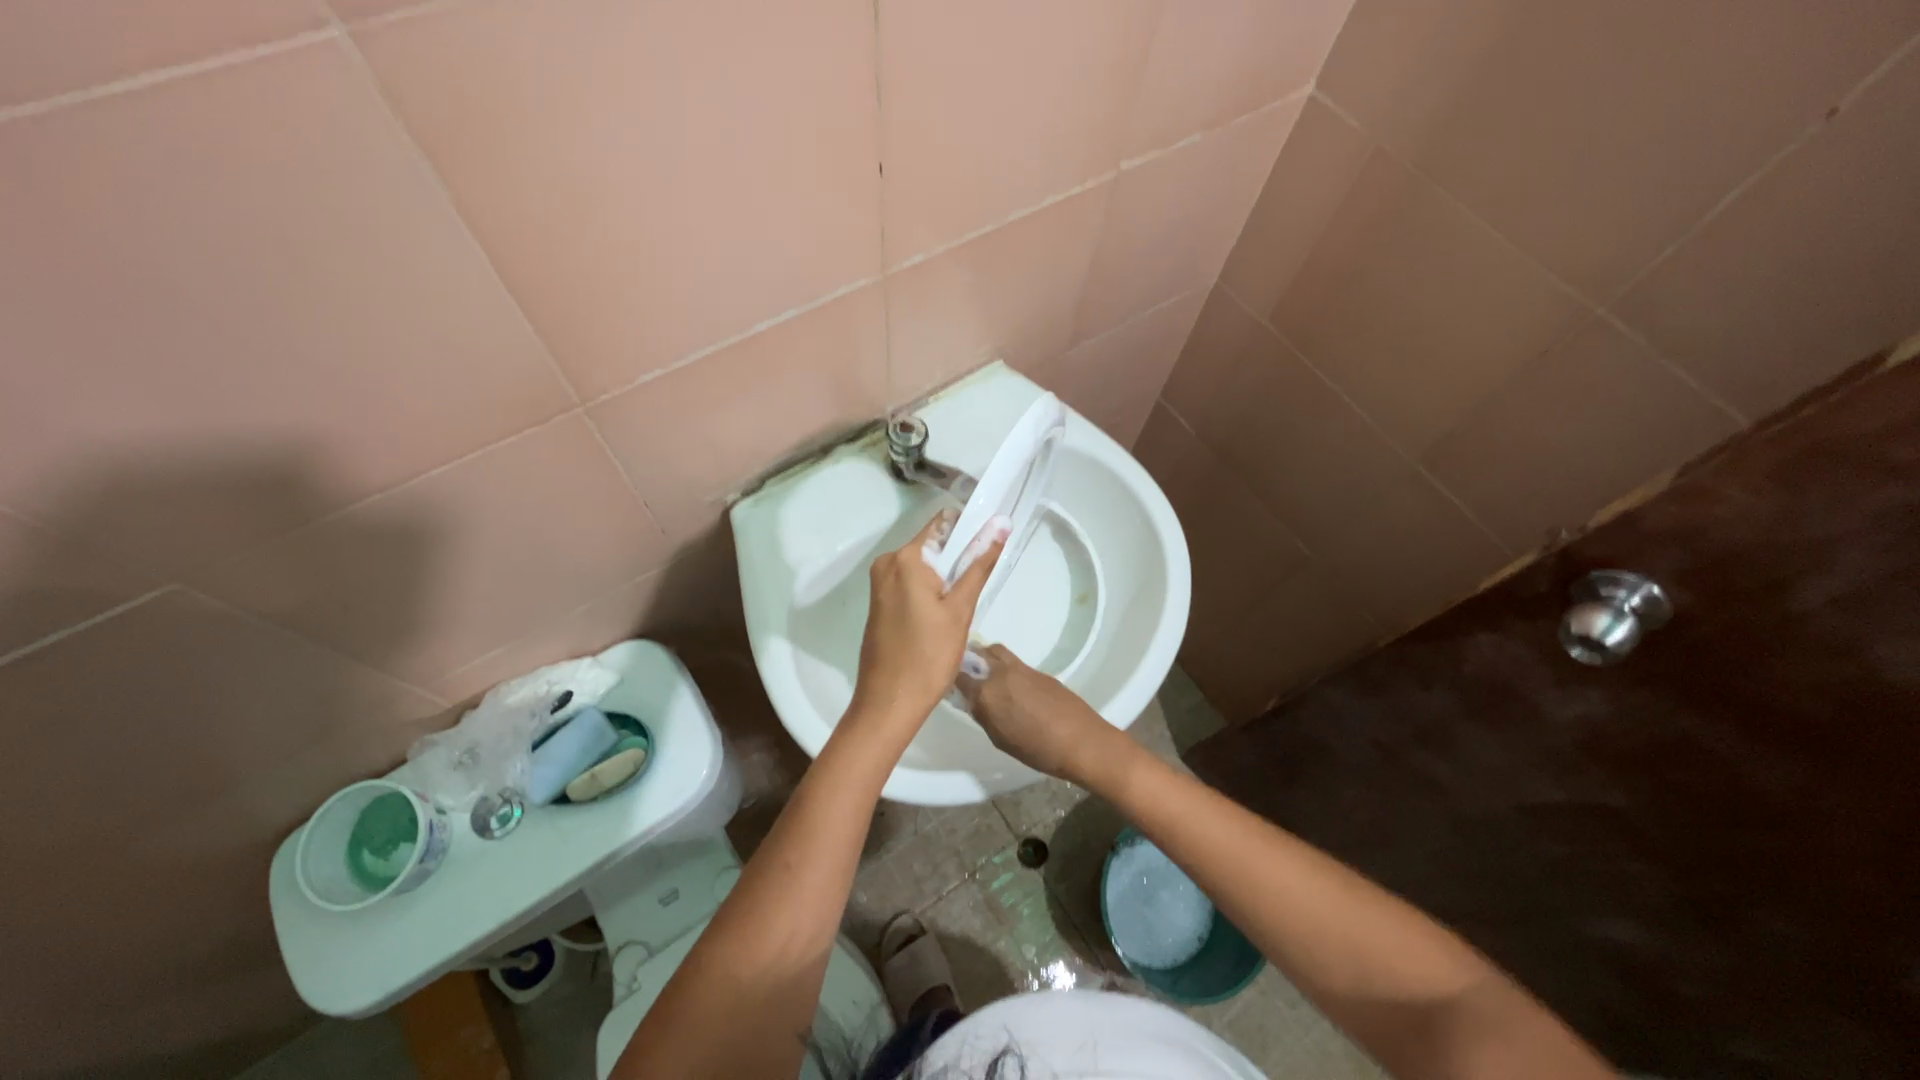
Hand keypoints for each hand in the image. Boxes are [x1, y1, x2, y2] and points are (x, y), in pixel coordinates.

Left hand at [848, 509, 1004, 729]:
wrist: (890, 702)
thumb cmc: (929, 655)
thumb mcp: (961, 609)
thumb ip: (979, 564)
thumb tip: (1001, 523)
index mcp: (906, 558)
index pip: (944, 524)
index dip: (971, 529)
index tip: (994, 541)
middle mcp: (887, 563)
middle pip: (934, 546)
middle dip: (959, 559)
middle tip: (979, 588)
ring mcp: (880, 584)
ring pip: (924, 568)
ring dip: (947, 579)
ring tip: (962, 609)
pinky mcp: (880, 603)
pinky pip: (912, 585)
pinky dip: (931, 593)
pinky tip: (943, 618)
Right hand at [955, 645, 1130, 784]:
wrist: (1082, 742)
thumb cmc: (1038, 750)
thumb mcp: (1001, 740)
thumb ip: (984, 717)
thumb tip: (976, 703)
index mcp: (986, 693)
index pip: (958, 675)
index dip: (951, 677)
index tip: (948, 682)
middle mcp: (1001, 674)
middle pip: (978, 654)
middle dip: (969, 660)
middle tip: (967, 672)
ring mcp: (1023, 669)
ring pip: (997, 653)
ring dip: (988, 658)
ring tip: (989, 675)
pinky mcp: (1040, 672)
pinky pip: (1016, 663)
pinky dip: (1007, 668)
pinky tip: (1014, 688)